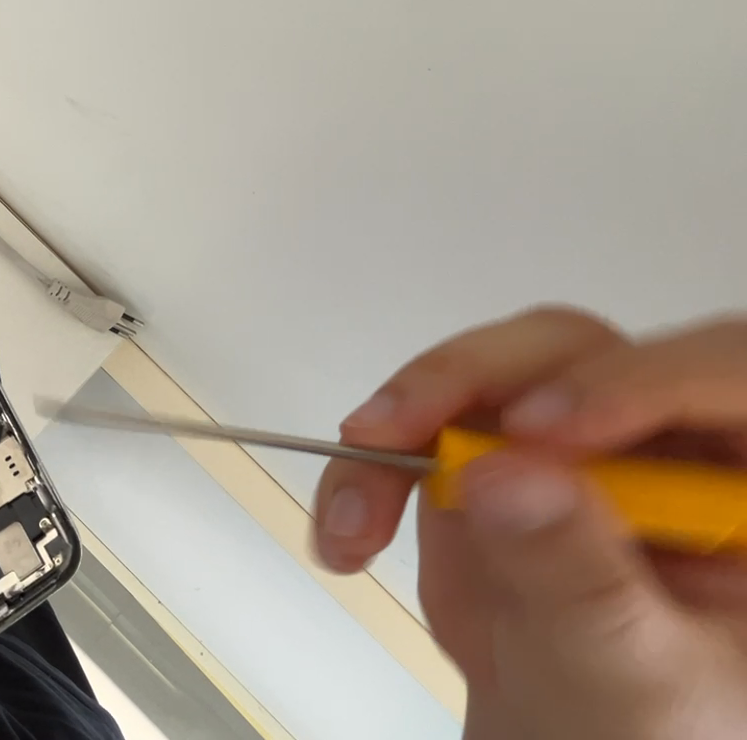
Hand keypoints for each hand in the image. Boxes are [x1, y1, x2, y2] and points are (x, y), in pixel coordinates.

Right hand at [311, 308, 746, 738]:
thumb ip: (580, 577)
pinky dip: (357, 470)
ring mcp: (557, 446)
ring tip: (353, 517)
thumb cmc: (643, 733)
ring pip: (469, 376)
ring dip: (388, 434)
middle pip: (567, 352)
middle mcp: (658, 448)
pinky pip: (403, 422)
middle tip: (387, 432)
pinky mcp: (475, 453)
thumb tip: (502, 472)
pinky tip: (346, 534)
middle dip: (462, 383)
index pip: (724, 380)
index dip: (639, 380)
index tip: (532, 429)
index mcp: (746, 489)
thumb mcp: (632, 672)